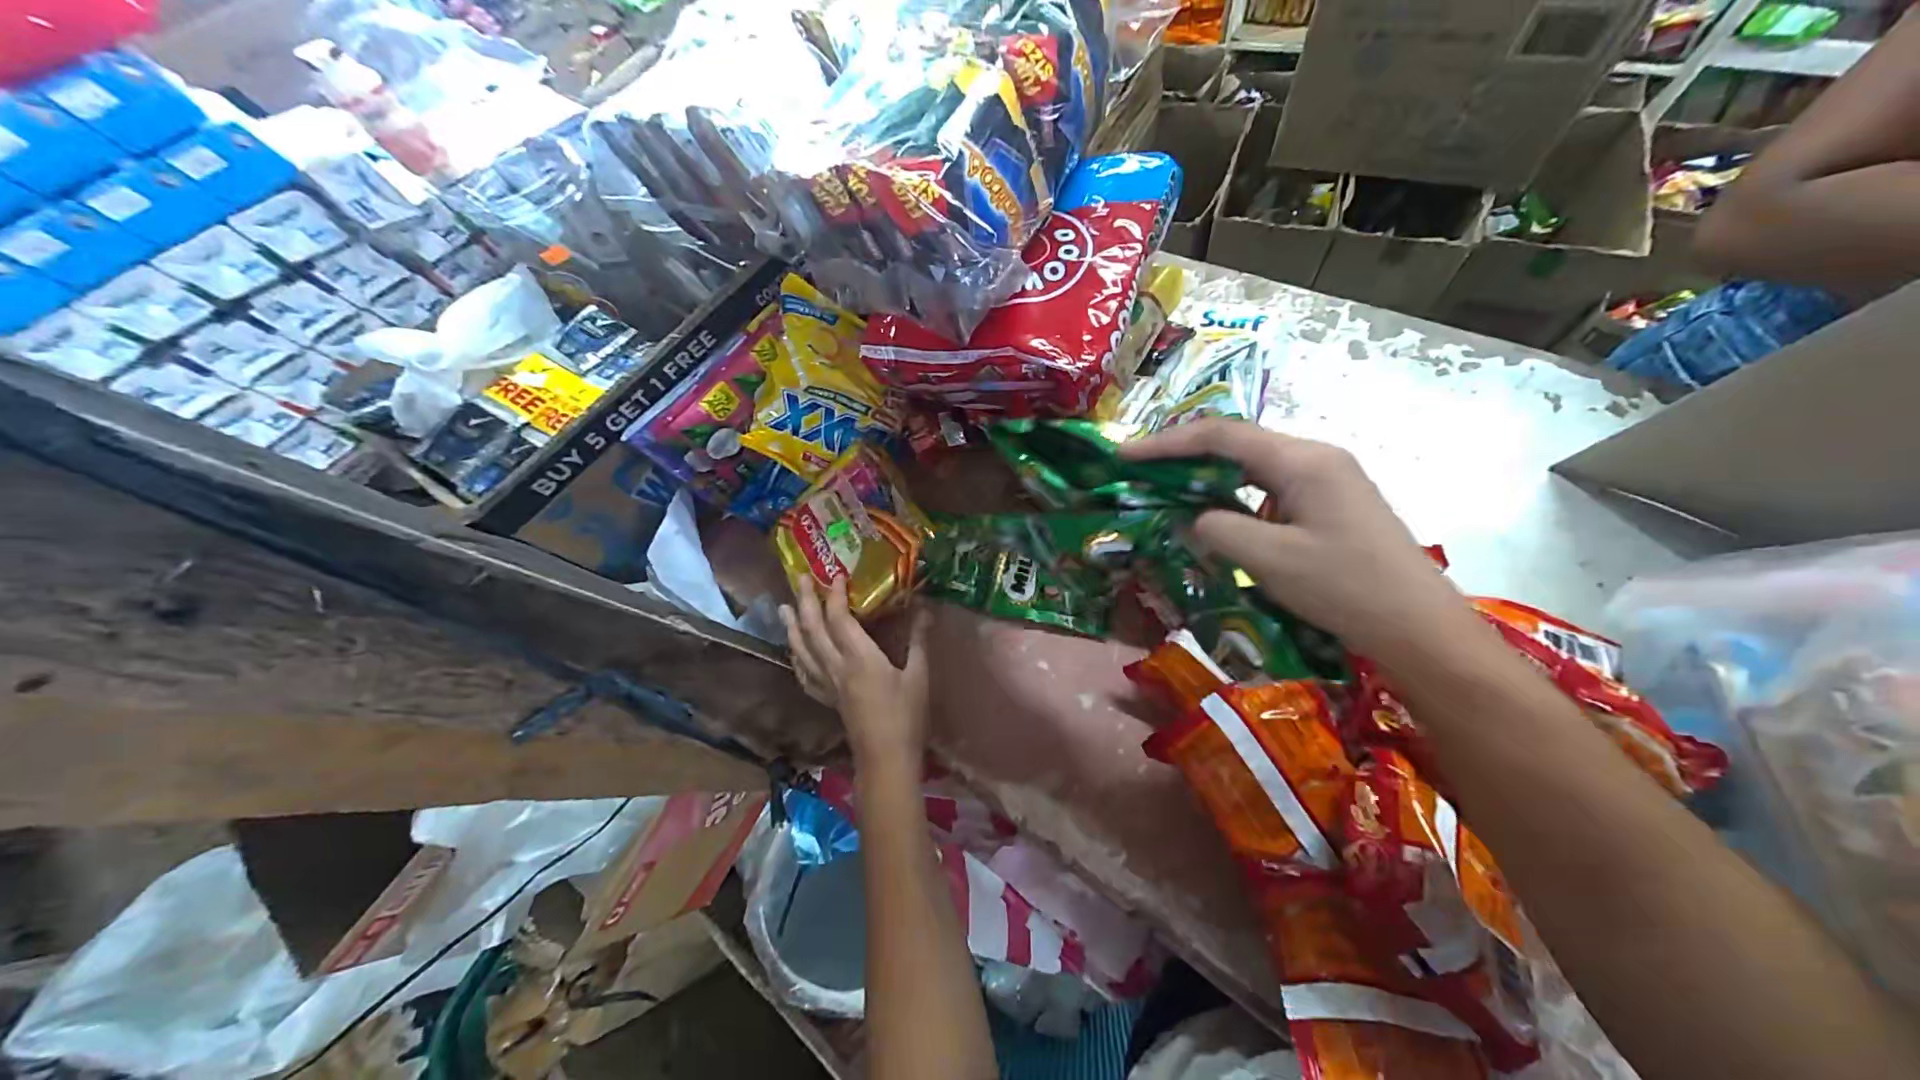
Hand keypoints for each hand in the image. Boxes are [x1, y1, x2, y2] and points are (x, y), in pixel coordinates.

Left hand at [780, 578, 931, 767]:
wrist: (886, 759)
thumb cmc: (906, 717)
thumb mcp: (919, 676)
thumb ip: (918, 640)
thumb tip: (924, 609)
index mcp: (860, 659)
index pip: (839, 619)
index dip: (835, 595)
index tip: (836, 575)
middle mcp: (837, 668)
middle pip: (813, 630)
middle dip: (806, 602)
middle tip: (800, 579)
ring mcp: (828, 685)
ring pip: (802, 650)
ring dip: (793, 627)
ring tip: (784, 608)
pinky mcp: (827, 699)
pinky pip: (804, 674)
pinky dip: (796, 657)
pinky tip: (794, 650)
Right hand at [1120, 419, 1474, 662]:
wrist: (1419, 629)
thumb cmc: (1346, 589)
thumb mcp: (1269, 560)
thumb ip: (1219, 529)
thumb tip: (1192, 518)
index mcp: (1303, 461)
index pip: (1221, 436)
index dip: (1167, 443)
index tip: (1124, 455)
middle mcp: (1316, 458)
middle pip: (1238, 442)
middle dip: (1183, 454)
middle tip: (1138, 470)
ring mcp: (1327, 480)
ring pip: (1253, 464)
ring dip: (1208, 473)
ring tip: (1164, 487)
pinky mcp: (1330, 504)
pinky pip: (1269, 487)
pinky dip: (1233, 494)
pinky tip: (1213, 512)